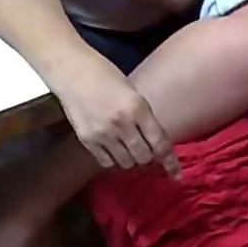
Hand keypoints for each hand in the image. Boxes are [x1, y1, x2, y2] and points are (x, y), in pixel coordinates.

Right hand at [52, 54, 179, 176]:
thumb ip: (145, 119)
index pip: (160, 144)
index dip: (170, 163)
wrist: (70, 70)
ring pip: (126, 163)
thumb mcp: (134, 94)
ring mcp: (103, 133)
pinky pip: (107, 162)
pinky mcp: (87, 139)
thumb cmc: (105, 77)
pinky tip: (111, 148)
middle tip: (144, 149)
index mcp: (138, 108)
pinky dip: (113, 159)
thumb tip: (158, 146)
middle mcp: (122, 123)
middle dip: (147, 157)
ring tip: (126, 147)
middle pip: (144, 157)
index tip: (177, 176)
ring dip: (130, 159)